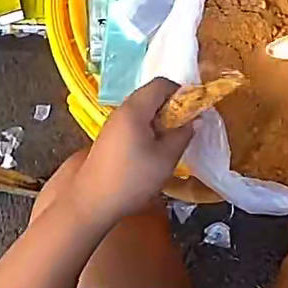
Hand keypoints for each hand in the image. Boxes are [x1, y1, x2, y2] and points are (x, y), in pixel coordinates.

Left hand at [69, 78, 195, 223]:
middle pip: (150, 95)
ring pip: (142, 110)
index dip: (181, 91)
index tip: (194, 109)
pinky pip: (133, 123)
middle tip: (186, 126)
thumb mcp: (166, 158)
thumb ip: (183, 134)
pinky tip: (154, 150)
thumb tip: (195, 120)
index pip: (161, 83)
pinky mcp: (109, 138)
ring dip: (160, 119)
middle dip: (172, 106)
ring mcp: (112, 124)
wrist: (92, 203)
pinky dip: (148, 129)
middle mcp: (121, 111)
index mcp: (135, 109)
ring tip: (172, 140)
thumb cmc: (132, 179)